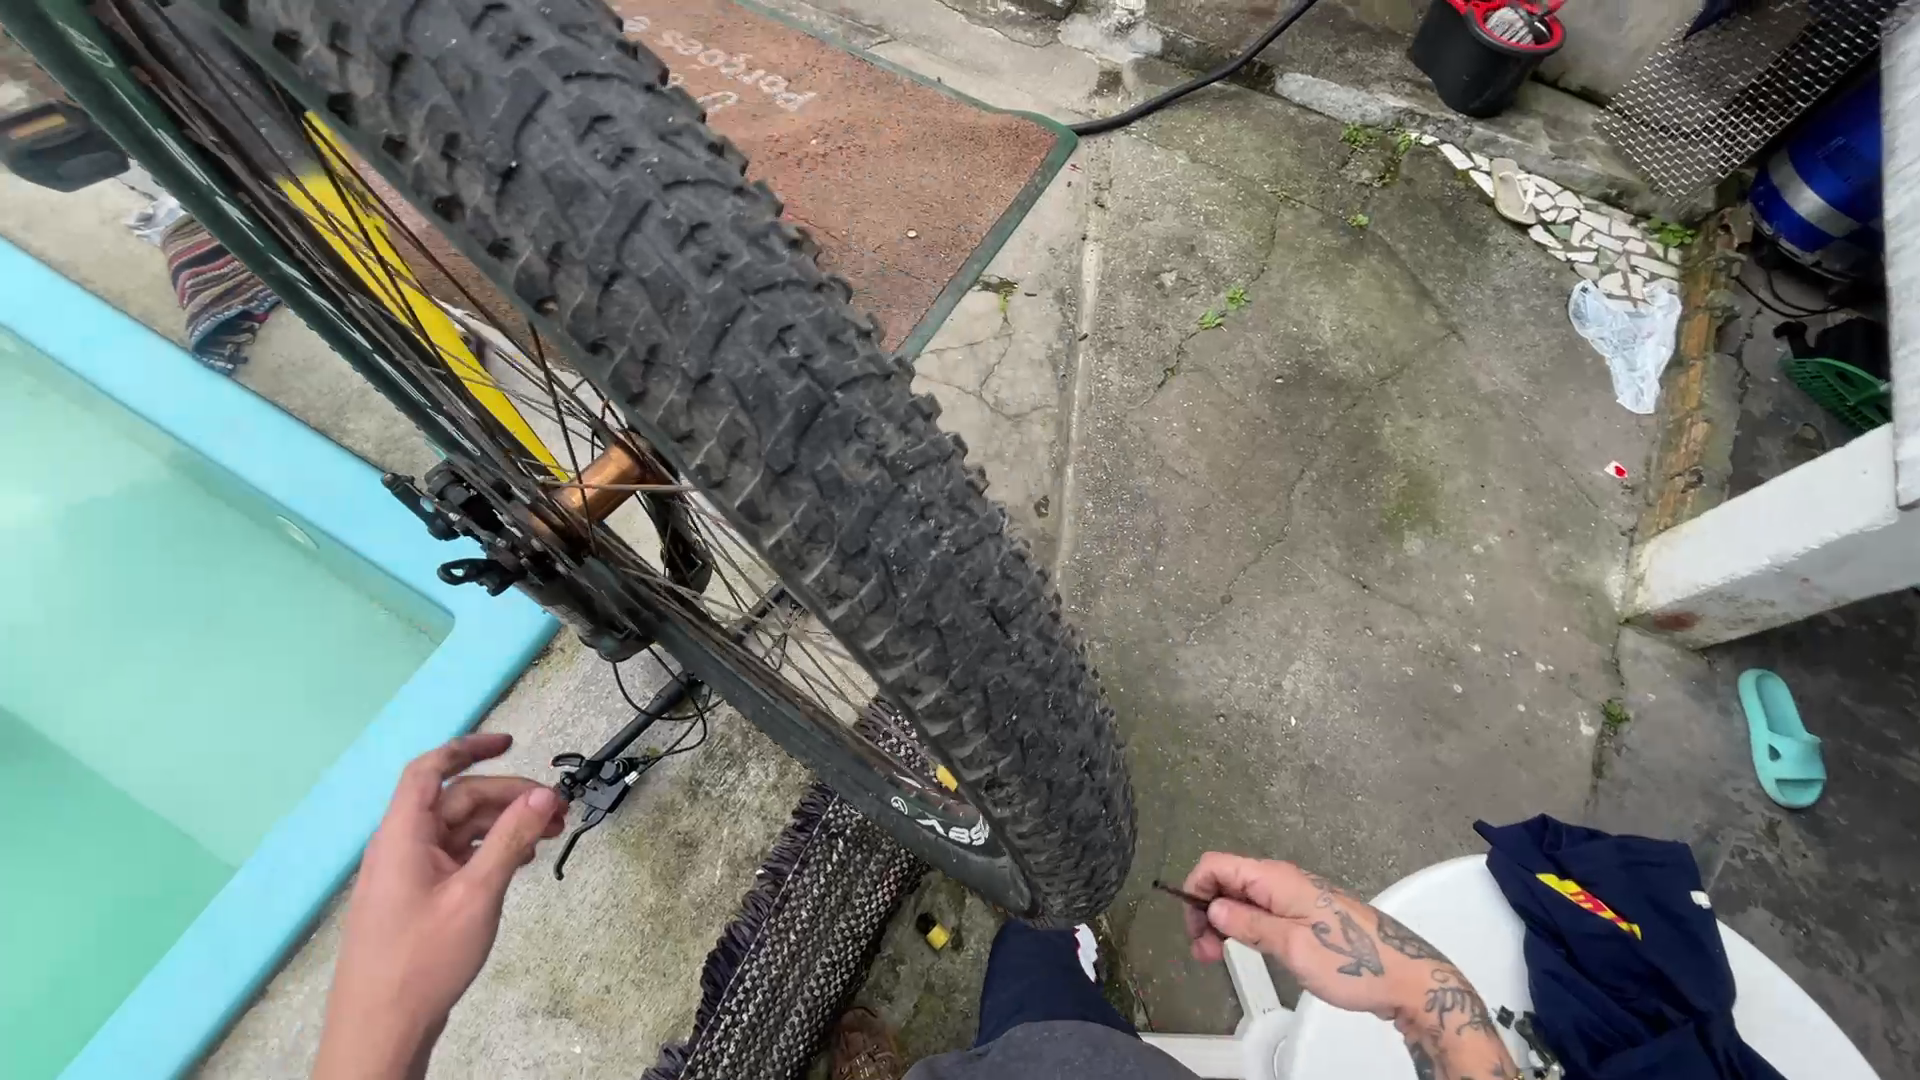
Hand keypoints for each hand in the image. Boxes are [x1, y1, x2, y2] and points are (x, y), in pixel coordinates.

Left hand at [313, 733, 566, 1079]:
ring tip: (549, 834)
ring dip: (506, 824)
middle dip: (509, 796)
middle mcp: (401, 848)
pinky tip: (521, 860)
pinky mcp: (419, 898)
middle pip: (458, 801)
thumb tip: (546, 795)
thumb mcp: (477, 893)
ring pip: (463, 829)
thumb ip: (512, 838)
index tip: (512, 741)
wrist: (379, 1034)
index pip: (429, 771)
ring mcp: (409, 874)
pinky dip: (493, 849)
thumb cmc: (422, 960)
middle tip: (556, 809)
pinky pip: (460, 855)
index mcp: (402, 838)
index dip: (468, 748)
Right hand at [1181, 853, 1515, 1079]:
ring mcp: (1292, 895)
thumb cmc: (1351, 961)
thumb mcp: (1291, 947)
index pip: (1215, 865)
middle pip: (1225, 881)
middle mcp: (1280, 879)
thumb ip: (1248, 924)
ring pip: (1241, 897)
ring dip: (1223, 922)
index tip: (1193, 928)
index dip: (1195, 890)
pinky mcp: (1303, 913)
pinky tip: (1245, 949)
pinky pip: (1260, 910)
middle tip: (1203, 952)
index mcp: (1273, 878)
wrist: (1408, 979)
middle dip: (1206, 910)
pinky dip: (1244, 926)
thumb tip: (1214, 908)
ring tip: (1217, 956)